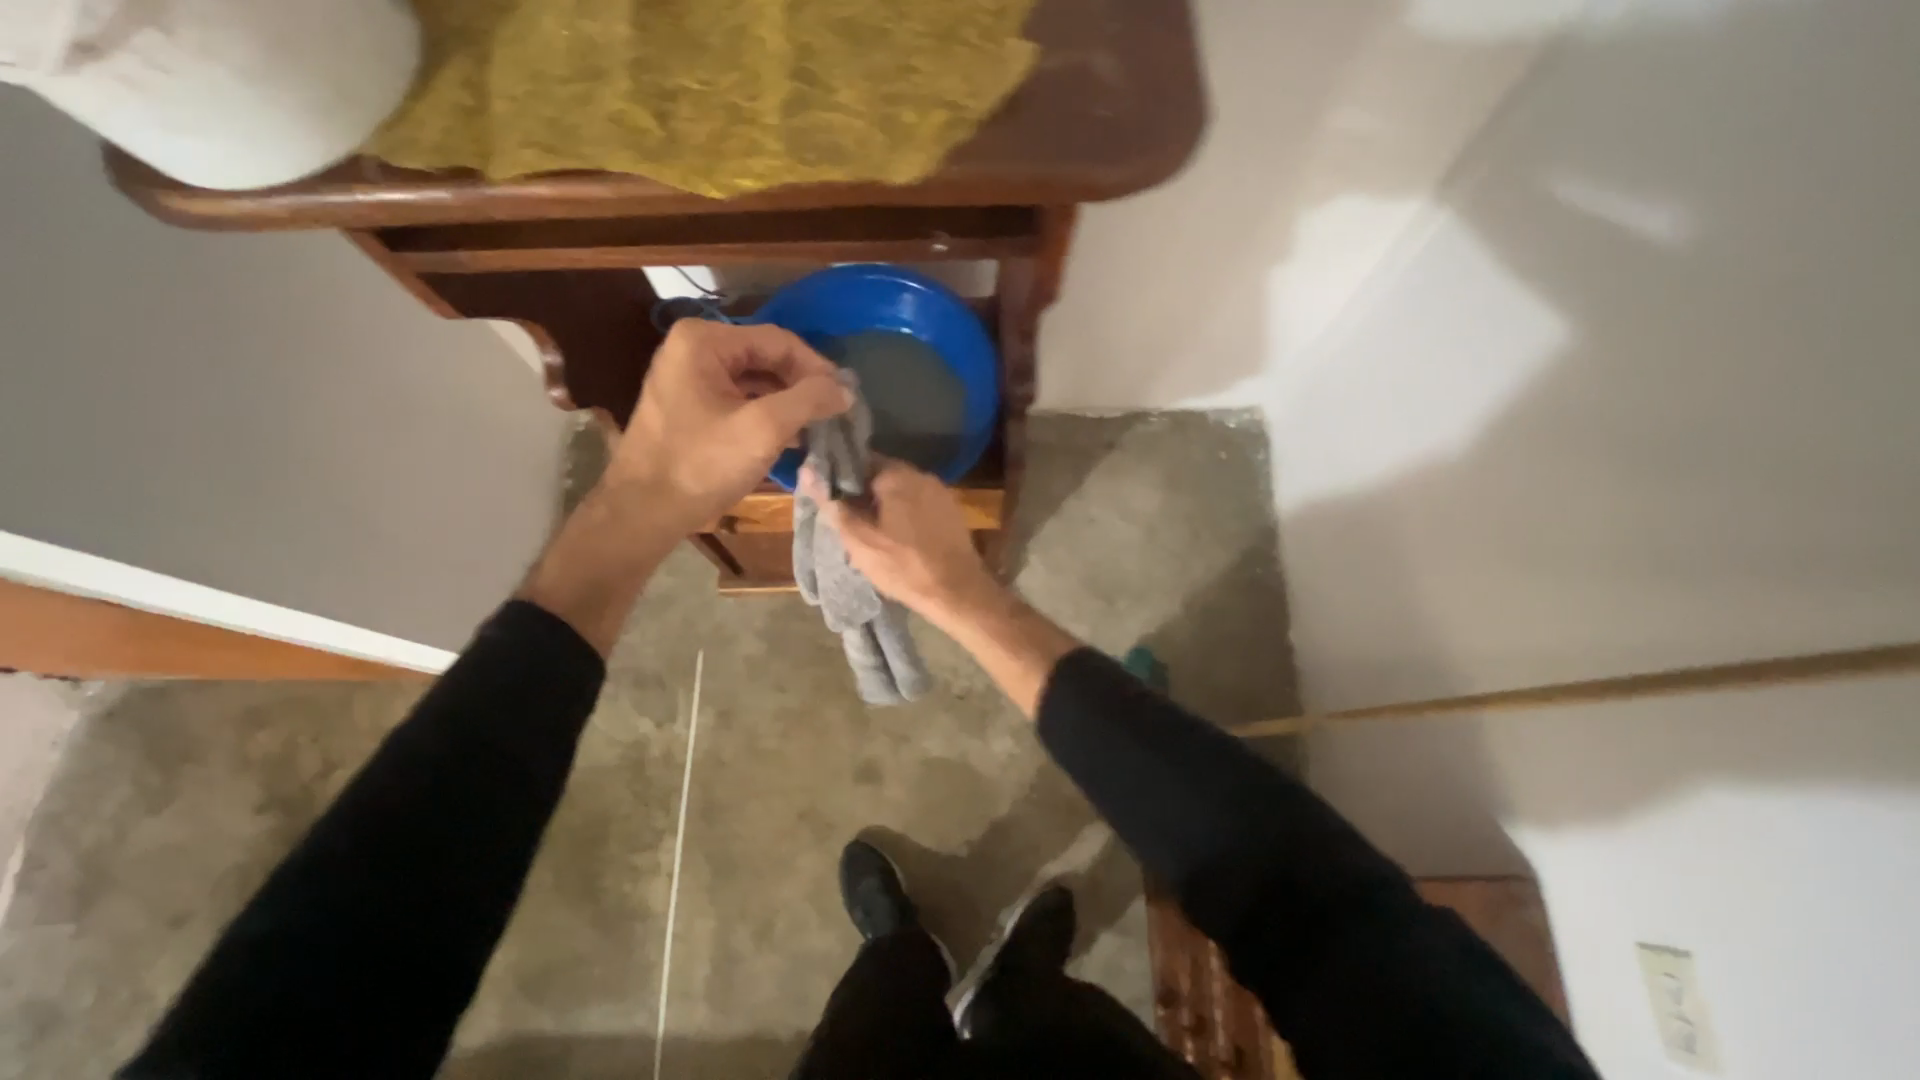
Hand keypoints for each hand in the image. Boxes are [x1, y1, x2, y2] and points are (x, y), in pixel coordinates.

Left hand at [612, 320, 851, 530]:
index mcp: (704, 341)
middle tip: (832, 414)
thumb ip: (809, 400)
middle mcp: (692, 348)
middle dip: (801, 385)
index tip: (844, 398)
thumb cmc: (701, 466)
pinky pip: (737, 399)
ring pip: (753, 380)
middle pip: (765, 357)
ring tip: (816, 429)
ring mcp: (687, 377)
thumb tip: (846, 388)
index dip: (816, 367)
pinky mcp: (688, 406)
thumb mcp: (763, 429)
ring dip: (787, 402)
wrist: (643, 512)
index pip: (777, 340)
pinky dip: (765, 415)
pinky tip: (788, 439)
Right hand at [813, 458, 1002, 625]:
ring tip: (871, 532)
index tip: (831, 498)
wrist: (957, 591)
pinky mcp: (951, 512)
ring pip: (902, 491)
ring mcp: (941, 492)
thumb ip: (834, 504)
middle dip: (864, 494)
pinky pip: (919, 505)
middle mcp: (922, 474)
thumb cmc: (903, 565)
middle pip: (883, 476)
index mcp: (898, 474)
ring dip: (885, 505)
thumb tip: (807, 471)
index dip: (841, 478)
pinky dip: (905, 515)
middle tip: (848, 520)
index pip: (860, 461)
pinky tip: (899, 537)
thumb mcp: (860, 539)